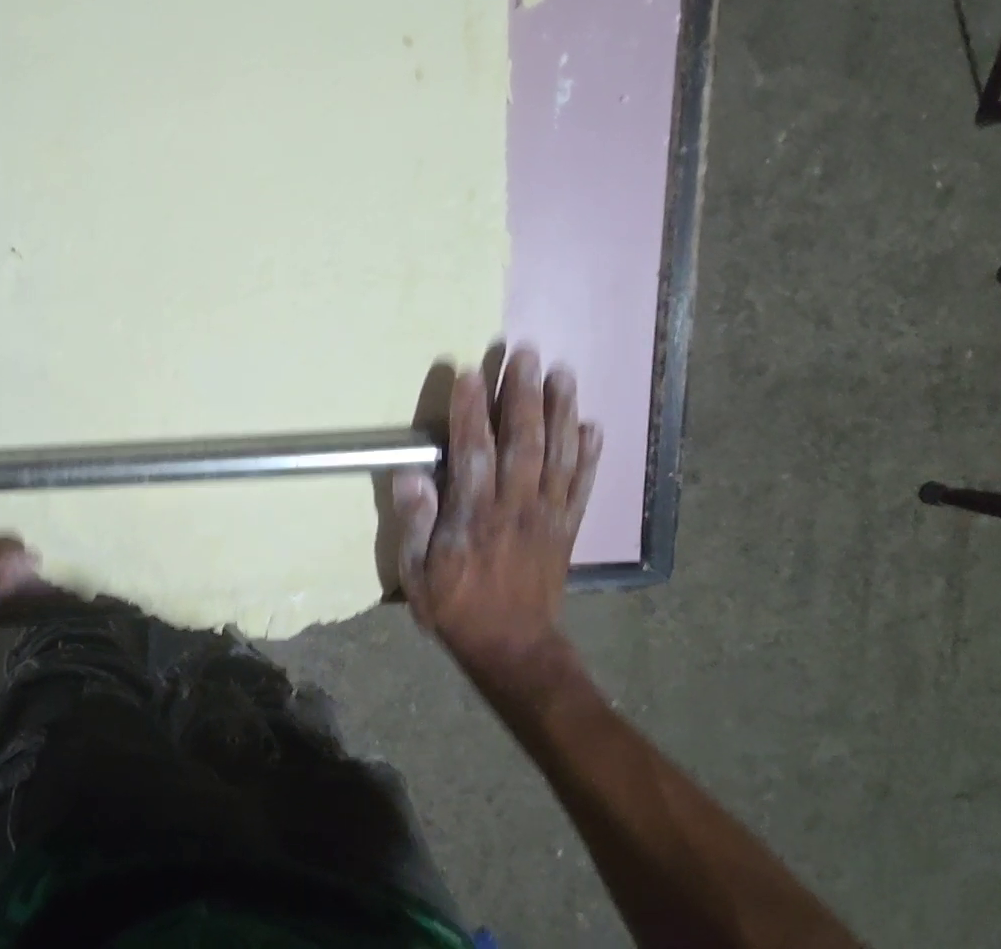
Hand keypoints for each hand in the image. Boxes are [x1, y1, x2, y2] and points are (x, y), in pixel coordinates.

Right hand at [390, 346, 601, 689]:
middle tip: (524, 353)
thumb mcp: (417, 573)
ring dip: (560, 411)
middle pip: (522, 441)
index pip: (473, 451)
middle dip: (522, 394)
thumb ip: (415, 523)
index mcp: (474, 515)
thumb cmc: (456, 608)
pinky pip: (582, 484)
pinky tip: (591, 425)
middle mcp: (516, 506)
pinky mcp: (567, 527)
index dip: (470, 410)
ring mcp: (548, 515)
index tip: (469, 372)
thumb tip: (409, 475)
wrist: (514, 647)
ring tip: (562, 373)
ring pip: (558, 453)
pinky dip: (590, 453)